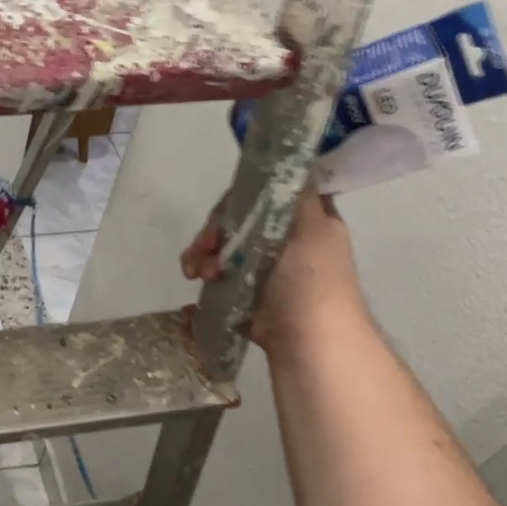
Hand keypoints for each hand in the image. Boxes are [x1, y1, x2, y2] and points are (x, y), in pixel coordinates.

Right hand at [181, 185, 367, 351]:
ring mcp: (260, 268)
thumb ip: (297, 194)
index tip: (226, 210)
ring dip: (203, 253)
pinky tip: (195, 280)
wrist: (308, 344)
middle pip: (236, 220)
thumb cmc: (311, 282)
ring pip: (221, 246)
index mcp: (303, 221)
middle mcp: (282, 241)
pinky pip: (214, 273)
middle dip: (215, 230)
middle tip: (207, 245)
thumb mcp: (311, 228)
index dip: (240, 197)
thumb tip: (292, 161)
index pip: (265, 193)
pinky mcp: (242, 292)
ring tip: (200, 273)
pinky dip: (200, 271)